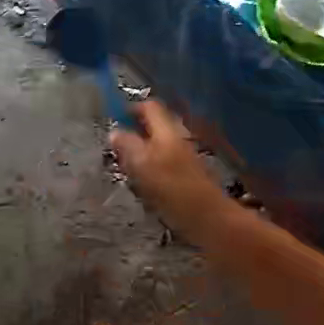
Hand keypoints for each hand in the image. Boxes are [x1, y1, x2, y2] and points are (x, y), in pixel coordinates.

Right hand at [109, 99, 229, 237]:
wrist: (209, 217)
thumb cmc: (172, 188)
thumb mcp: (142, 164)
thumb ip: (127, 145)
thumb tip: (114, 132)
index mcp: (167, 131)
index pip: (150, 107)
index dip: (132, 108)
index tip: (116, 118)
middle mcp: (178, 138)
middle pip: (155, 125)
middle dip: (135, 130)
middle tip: (116, 143)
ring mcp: (185, 157)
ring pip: (159, 144)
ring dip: (142, 149)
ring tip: (125, 163)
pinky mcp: (188, 175)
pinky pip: (165, 161)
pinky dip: (151, 165)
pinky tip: (142, 181)